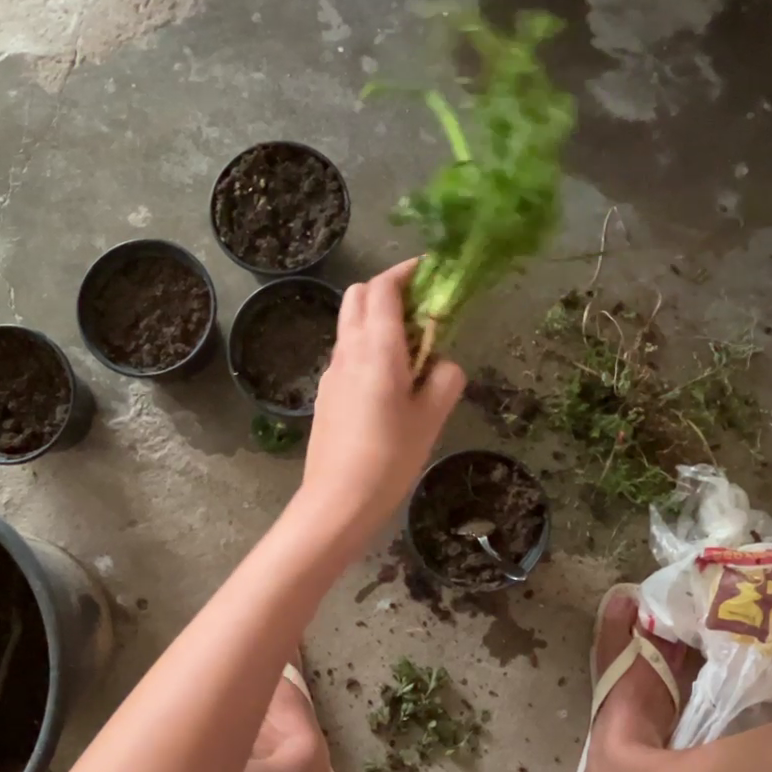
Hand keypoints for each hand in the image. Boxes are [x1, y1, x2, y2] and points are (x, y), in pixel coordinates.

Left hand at [295, 258, 465, 543]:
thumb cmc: (389, 458)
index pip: (384, 286)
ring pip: (350, 324)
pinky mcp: (326, 394)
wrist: (337, 501)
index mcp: (376, 347)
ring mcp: (332, 372)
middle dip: (390, 289)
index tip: (433, 272)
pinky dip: (368, 347)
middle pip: (358, 295)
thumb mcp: (432, 417)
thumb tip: (441, 363)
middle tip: (423, 309)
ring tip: (412, 349)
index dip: (408, 271)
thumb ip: (444, 378)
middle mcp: (348, 350)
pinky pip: (347, 354)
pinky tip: (390, 382)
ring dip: (378, 320)